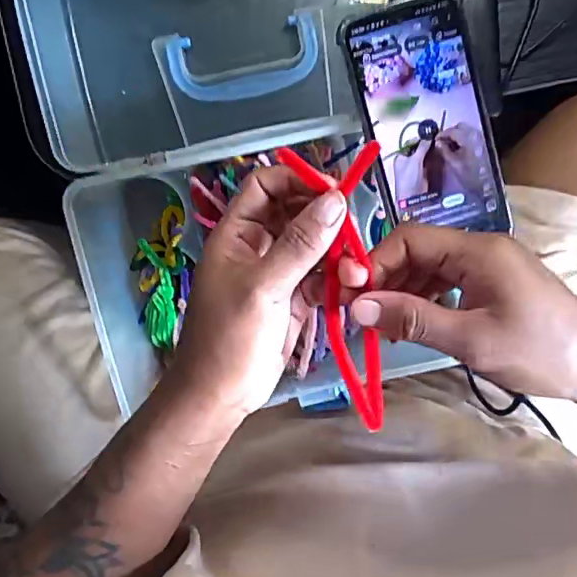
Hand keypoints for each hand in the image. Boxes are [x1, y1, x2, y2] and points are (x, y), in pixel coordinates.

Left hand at [160, 166, 348, 416]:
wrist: (220, 396)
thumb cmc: (229, 338)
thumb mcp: (264, 286)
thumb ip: (300, 243)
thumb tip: (335, 201)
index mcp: (237, 233)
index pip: (265, 185)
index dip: (297, 180)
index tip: (333, 191)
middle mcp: (258, 246)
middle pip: (296, 212)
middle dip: (326, 219)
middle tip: (353, 232)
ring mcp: (278, 272)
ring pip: (314, 245)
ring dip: (338, 253)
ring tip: (355, 271)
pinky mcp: (295, 298)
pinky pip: (321, 275)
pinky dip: (338, 278)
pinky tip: (351, 286)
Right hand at [340, 224, 576, 400]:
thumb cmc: (540, 350)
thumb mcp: (472, 338)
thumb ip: (413, 319)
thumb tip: (359, 307)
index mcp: (477, 249)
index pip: (409, 238)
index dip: (375, 263)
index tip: (351, 295)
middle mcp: (480, 249)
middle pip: (417, 252)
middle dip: (384, 280)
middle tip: (359, 315)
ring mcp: (488, 267)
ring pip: (429, 269)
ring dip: (402, 294)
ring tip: (381, 326)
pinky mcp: (493, 285)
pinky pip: (446, 284)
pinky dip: (424, 302)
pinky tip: (410, 325)